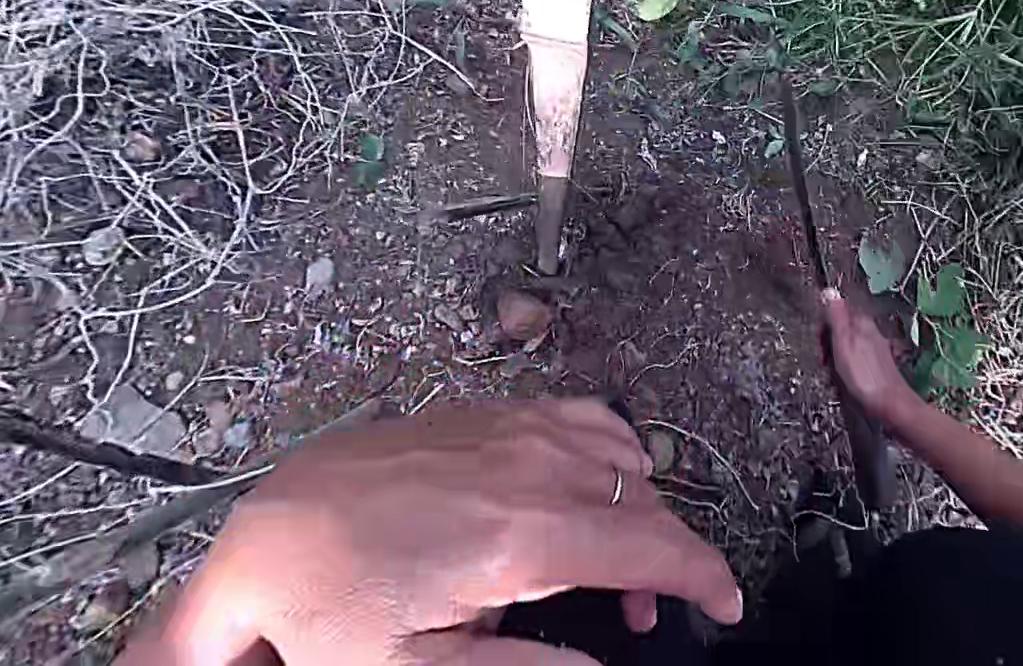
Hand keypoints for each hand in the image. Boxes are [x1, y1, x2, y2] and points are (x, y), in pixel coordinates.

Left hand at [118, 400, 740, 665]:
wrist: (293, 509)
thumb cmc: (340, 601)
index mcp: (528, 538)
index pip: (651, 548)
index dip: (704, 573)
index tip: (729, 602)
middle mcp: (549, 469)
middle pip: (647, 509)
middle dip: (669, 561)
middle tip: (646, 612)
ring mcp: (537, 429)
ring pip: (631, 468)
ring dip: (645, 516)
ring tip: (619, 561)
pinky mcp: (521, 409)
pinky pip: (603, 422)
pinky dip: (626, 455)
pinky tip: (611, 480)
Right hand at [822, 288, 922, 426]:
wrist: (890, 405)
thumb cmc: (863, 376)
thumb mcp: (842, 342)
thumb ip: (836, 316)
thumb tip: (828, 291)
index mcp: (861, 321)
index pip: (835, 310)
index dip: (823, 326)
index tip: (820, 342)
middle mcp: (870, 330)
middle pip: (840, 328)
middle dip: (829, 343)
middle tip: (827, 360)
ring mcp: (874, 347)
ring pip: (846, 344)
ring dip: (836, 357)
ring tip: (836, 373)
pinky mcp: (876, 364)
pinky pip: (853, 359)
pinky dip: (846, 367)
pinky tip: (846, 380)